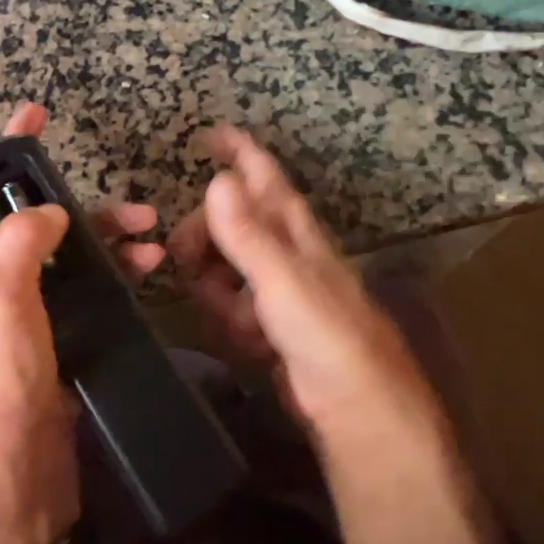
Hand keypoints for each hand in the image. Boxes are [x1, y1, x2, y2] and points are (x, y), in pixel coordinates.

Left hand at [0, 102, 160, 543]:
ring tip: (143, 218)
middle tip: (43, 119)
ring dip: (96, 217)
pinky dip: (113, 256)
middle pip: (2, 196)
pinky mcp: (54, 307)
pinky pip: (82, 266)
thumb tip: (48, 209)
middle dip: (27, 162)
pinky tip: (146, 260)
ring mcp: (21, 284)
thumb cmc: (3, 366)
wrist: (31, 442)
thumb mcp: (3, 293)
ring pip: (54, 228)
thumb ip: (19, 238)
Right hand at [157, 127, 433, 430]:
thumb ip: (247, 234)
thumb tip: (218, 179)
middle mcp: (287, 253)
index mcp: (295, 233)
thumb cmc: (327, 337)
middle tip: (184, 256)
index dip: (240, 153)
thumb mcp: (281, 281)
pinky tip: (244, 342)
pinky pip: (230, 307)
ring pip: (225, 267)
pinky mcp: (271, 326)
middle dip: (203, 237)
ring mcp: (278, 291)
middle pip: (230, 224)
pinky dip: (228, 320)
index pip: (264, 179)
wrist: (360, 411)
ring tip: (231, 317)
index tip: (211, 132)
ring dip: (214, 287)